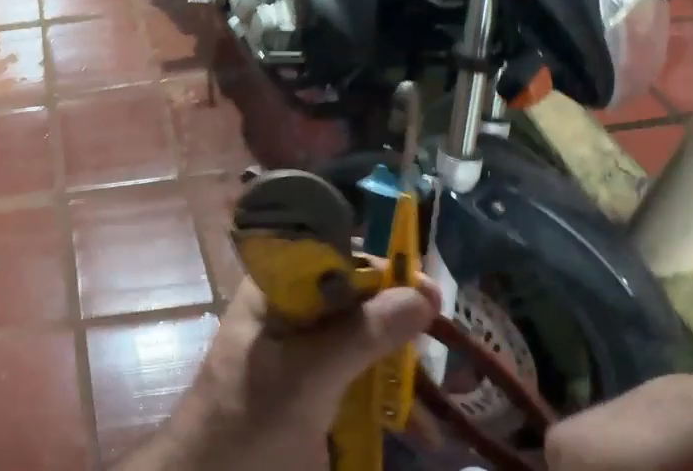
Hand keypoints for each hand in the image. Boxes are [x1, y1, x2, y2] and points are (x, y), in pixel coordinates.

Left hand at [119, 277, 438, 469]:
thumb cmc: (249, 416)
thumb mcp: (308, 374)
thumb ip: (362, 333)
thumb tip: (424, 292)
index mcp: (276, 292)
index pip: (332, 258)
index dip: (379, 267)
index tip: (427, 289)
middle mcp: (291, 316)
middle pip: (356, 301)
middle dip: (400, 321)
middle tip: (443, 340)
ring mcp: (305, 358)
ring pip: (365, 346)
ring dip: (403, 370)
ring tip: (436, 399)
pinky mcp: (317, 398)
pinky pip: (363, 388)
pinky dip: (393, 406)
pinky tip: (423, 433)